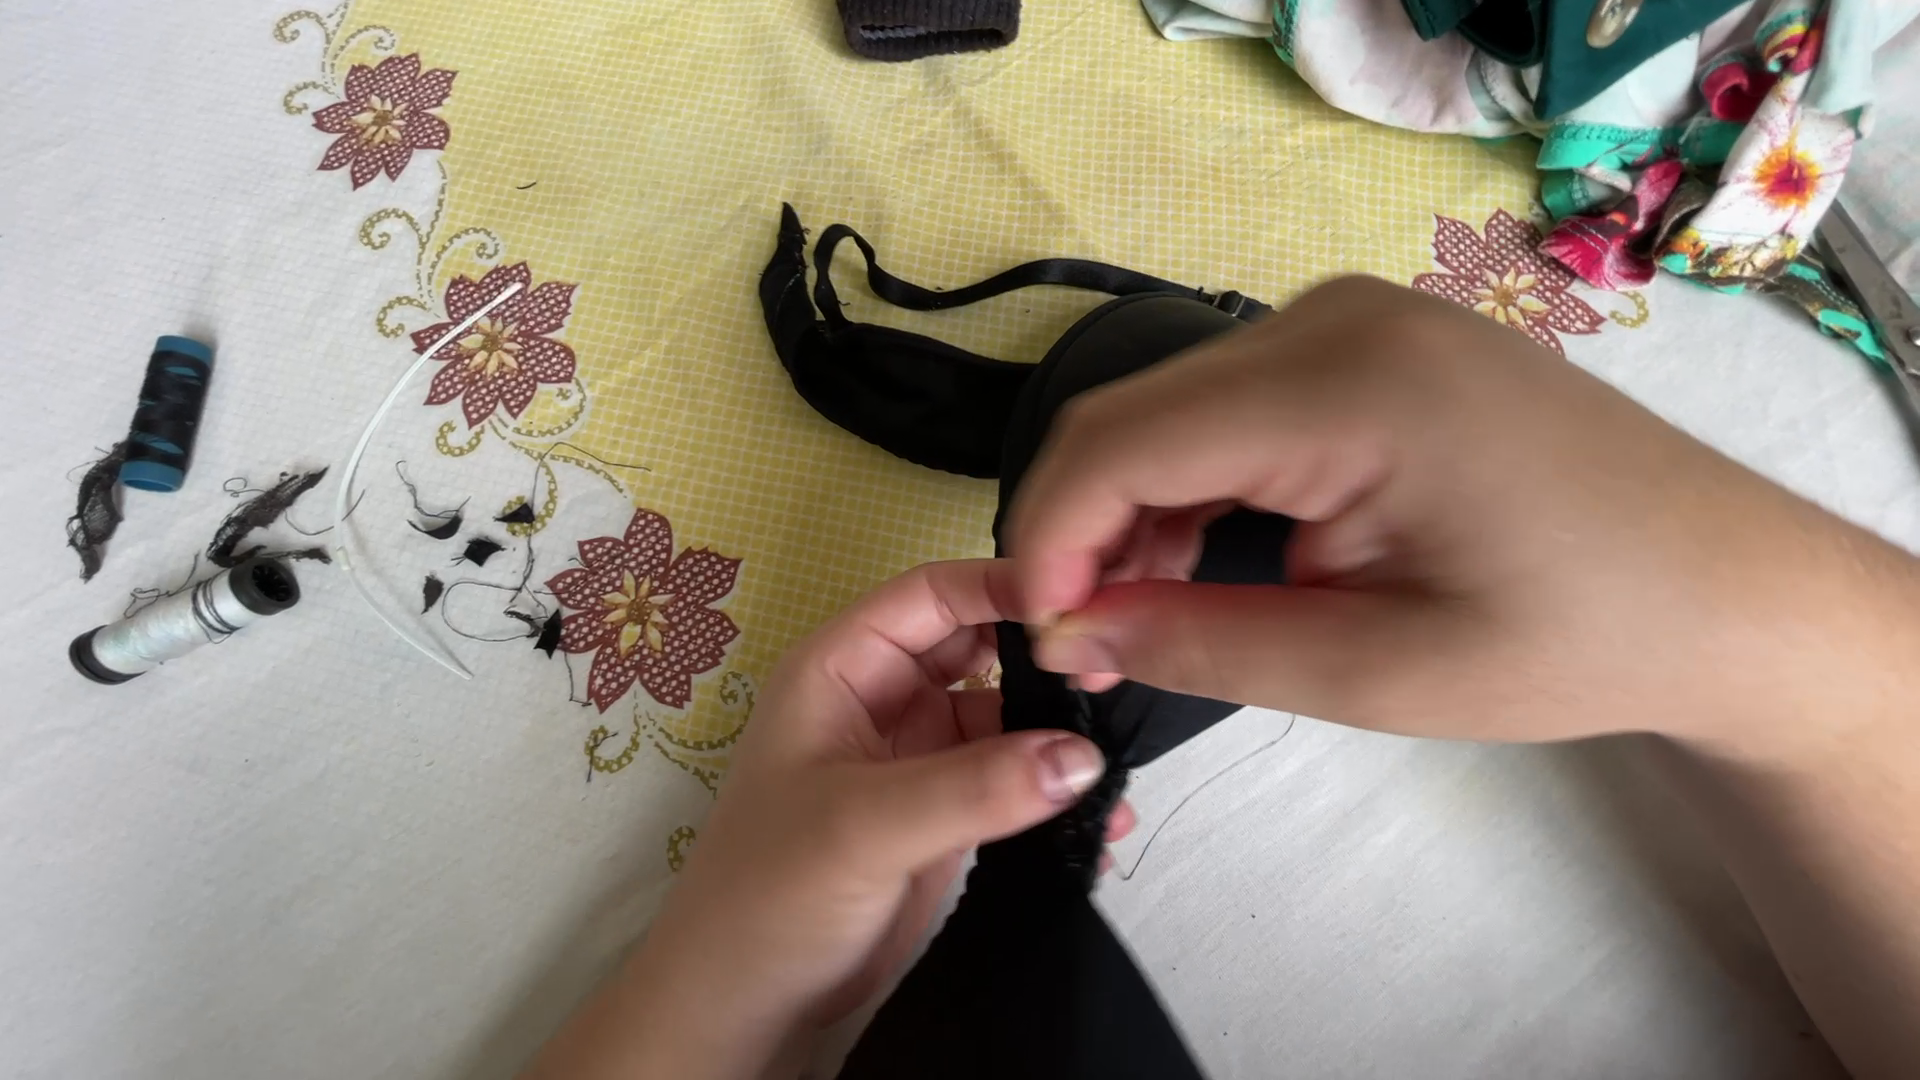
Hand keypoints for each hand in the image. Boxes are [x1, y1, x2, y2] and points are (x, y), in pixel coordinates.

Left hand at [521, 559, 1129, 1079]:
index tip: (1075, 604)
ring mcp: (920, 750)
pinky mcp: (948, 803)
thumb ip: (973, 787)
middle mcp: (885, 694)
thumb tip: (1081, 755)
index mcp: (843, 665)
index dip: (998, 587)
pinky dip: (1054, 788)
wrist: (749, 1002)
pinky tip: (1100, 816)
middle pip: (977, 645)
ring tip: (1118, 759)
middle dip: (1040, 657)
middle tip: (1111, 681)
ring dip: (1056, 732)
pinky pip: (1014, 775)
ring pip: (1004, 712)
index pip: (930, 596)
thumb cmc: (770, 891)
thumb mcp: (863, 825)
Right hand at [1005, 275, 1919, 1076]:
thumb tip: (1065, 636)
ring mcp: (1333, 323)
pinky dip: (1175, 491)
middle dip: (1076, 529)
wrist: (1726, 590)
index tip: (1038, 626)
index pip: (1123, 442)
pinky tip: (1190, 557)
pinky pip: (1208, 415)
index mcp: (1344, 385)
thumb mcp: (1370, 670)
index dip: (1051, 534)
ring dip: (1123, 514)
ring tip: (1133, 609)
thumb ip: (1195, 645)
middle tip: (1079, 632)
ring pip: (1157, 417)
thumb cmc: (1571, 637)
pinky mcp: (1340, 349)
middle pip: (1127, 420)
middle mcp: (1324, 322)